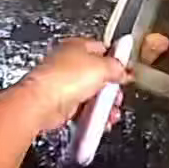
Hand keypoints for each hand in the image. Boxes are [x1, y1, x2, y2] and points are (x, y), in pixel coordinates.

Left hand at [2, 33, 168, 133]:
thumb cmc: (65, 78)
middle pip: (97, 74)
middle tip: (118, 95)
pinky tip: (101, 121)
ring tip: (112, 112)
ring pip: (91, 94)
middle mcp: (69, 63)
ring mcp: (64, 84)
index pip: (102, 48)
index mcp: (77, 46)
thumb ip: (116, 66)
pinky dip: (93, 116)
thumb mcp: (102, 67)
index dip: (116, 60)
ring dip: (104, 105)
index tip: (126, 71)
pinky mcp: (61, 104)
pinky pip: (83, 110)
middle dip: (111, 87)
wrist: (42, 104)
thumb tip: (123, 69)